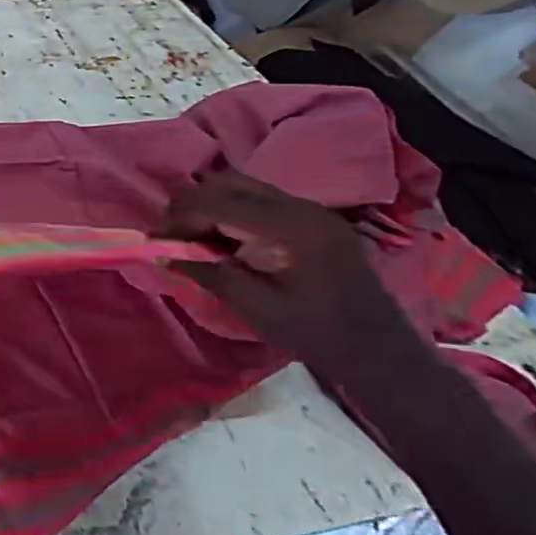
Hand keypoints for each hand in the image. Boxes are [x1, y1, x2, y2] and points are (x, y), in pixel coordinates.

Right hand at [163, 171, 427, 378]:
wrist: (379, 350)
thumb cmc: (316, 333)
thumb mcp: (255, 307)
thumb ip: (209, 273)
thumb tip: (165, 254)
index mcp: (292, 229)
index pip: (218, 203)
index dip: (179, 218)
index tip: (156, 240)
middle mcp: (303, 208)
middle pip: (228, 184)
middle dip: (191, 205)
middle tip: (171, 233)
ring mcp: (311, 210)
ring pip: (242, 186)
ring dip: (209, 204)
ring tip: (192, 234)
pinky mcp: (312, 219)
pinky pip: (259, 198)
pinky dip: (230, 209)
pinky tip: (221, 237)